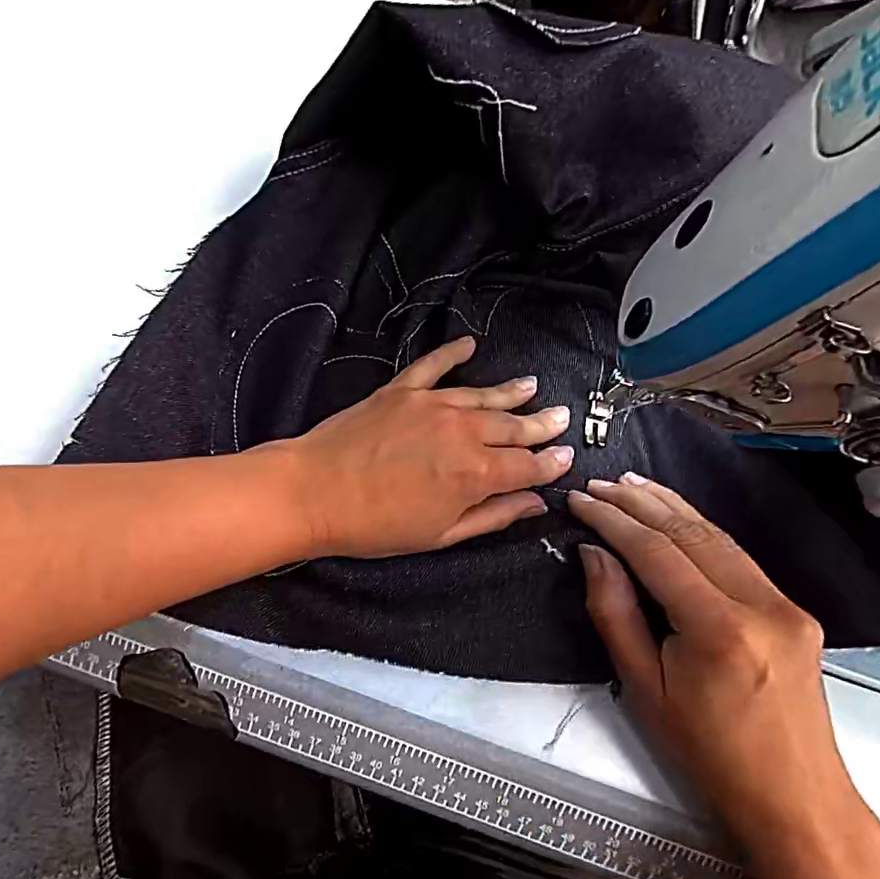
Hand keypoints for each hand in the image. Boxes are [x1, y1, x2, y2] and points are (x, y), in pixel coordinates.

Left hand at [276, 336, 573, 558]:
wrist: (312, 492)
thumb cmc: (375, 525)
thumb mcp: (441, 534)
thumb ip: (494, 515)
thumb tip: (534, 504)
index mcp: (476, 474)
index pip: (528, 465)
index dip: (551, 463)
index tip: (566, 457)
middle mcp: (463, 432)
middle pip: (513, 426)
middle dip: (541, 424)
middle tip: (561, 418)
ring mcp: (433, 405)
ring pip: (484, 396)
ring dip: (512, 392)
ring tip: (533, 386)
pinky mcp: (403, 389)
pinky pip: (435, 365)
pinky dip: (453, 353)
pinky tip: (470, 344)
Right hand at [567, 473, 854, 851]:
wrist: (794, 798)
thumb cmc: (710, 754)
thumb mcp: (644, 688)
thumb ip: (614, 613)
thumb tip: (594, 554)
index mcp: (720, 630)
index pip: (656, 552)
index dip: (613, 520)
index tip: (582, 502)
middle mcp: (761, 606)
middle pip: (689, 532)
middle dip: (638, 502)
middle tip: (600, 485)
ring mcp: (785, 604)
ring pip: (717, 535)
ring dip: (670, 506)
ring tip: (631, 484)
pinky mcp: (794, 608)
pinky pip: (737, 556)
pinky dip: (699, 529)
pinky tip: (675, 516)